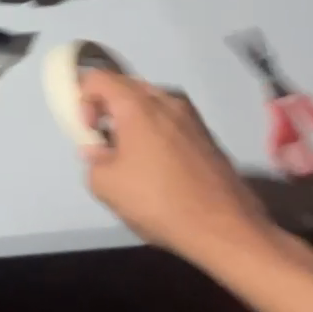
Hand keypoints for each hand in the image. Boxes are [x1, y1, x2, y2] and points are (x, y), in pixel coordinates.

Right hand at [79, 69, 275, 265]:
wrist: (229, 234)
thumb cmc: (160, 202)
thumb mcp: (104, 185)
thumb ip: (92, 159)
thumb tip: (100, 152)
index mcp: (137, 106)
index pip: (98, 78)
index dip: (83, 99)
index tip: (90, 130)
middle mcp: (167, 103)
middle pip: (127, 86)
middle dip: (109, 106)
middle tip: (106, 136)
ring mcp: (194, 121)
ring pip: (153, 103)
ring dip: (135, 119)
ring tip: (133, 153)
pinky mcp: (211, 141)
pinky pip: (173, 122)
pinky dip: (159, 133)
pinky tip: (160, 167)